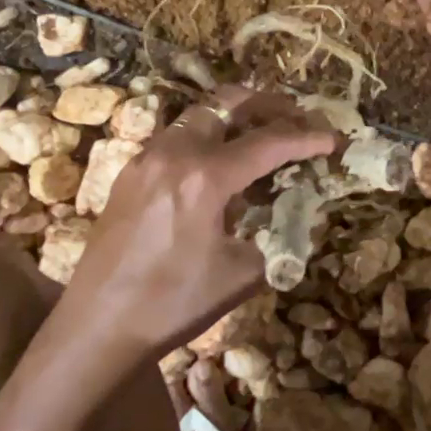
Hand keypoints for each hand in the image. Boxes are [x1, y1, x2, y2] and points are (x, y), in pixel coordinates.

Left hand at [62, 86, 334, 354]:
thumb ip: (277, 237)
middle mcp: (175, 153)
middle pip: (229, 103)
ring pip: (200, 115)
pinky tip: (221, 165)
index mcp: (205, 176)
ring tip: (263, 134)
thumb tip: (296, 218)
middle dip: (270, 105)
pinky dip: (209, 136)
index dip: (307, 139)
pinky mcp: (130, 173)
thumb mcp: (241, 275)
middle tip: (299, 118)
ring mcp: (147, 158)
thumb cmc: (172, 305)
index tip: (334, 139)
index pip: (269, 142)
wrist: (96, 328)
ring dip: (236, 116)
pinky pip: (178, 137)